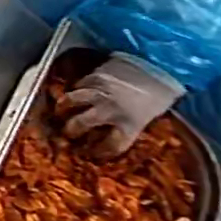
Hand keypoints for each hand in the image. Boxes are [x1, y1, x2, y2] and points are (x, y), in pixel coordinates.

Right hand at [62, 54, 183, 156]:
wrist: (160, 66)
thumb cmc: (159, 93)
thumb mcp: (147, 115)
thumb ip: (128, 125)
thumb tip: (113, 131)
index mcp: (129, 125)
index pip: (110, 146)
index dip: (100, 152)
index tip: (93, 154)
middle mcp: (109, 110)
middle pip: (80, 123)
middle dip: (71, 129)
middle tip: (67, 133)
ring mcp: (98, 93)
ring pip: (71, 101)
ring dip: (64, 107)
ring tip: (60, 110)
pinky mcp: (93, 77)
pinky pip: (78, 86)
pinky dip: (74, 90)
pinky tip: (75, 92)